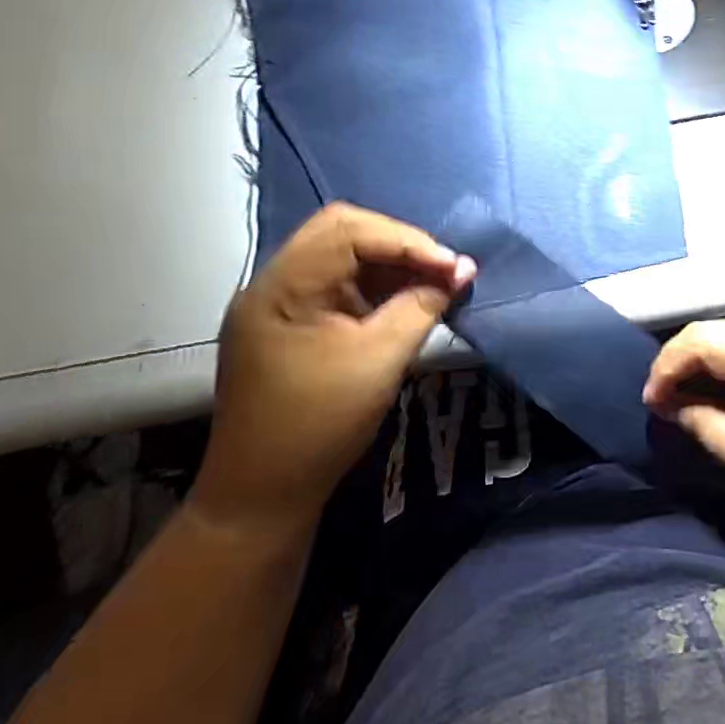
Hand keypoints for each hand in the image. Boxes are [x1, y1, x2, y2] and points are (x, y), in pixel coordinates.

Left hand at [194, 203, 474, 531]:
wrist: (263, 491)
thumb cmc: (320, 425)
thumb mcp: (380, 361)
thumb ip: (421, 308)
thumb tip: (461, 271)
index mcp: (282, 287)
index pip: (349, 231)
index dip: (407, 241)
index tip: (454, 267)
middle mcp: (273, 284)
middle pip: (342, 233)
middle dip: (400, 245)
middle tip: (444, 270)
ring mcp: (280, 305)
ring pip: (341, 257)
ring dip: (391, 265)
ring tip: (436, 284)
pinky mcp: (292, 326)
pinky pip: (339, 287)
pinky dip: (377, 287)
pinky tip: (408, 302)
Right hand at [642, 320, 724, 527]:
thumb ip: (705, 424)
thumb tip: (672, 405)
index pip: (702, 341)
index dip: (667, 367)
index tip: (651, 404)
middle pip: (708, 333)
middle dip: (675, 363)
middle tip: (658, 403)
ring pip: (720, 339)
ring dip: (693, 366)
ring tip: (674, 402)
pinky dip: (714, 370)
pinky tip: (703, 396)